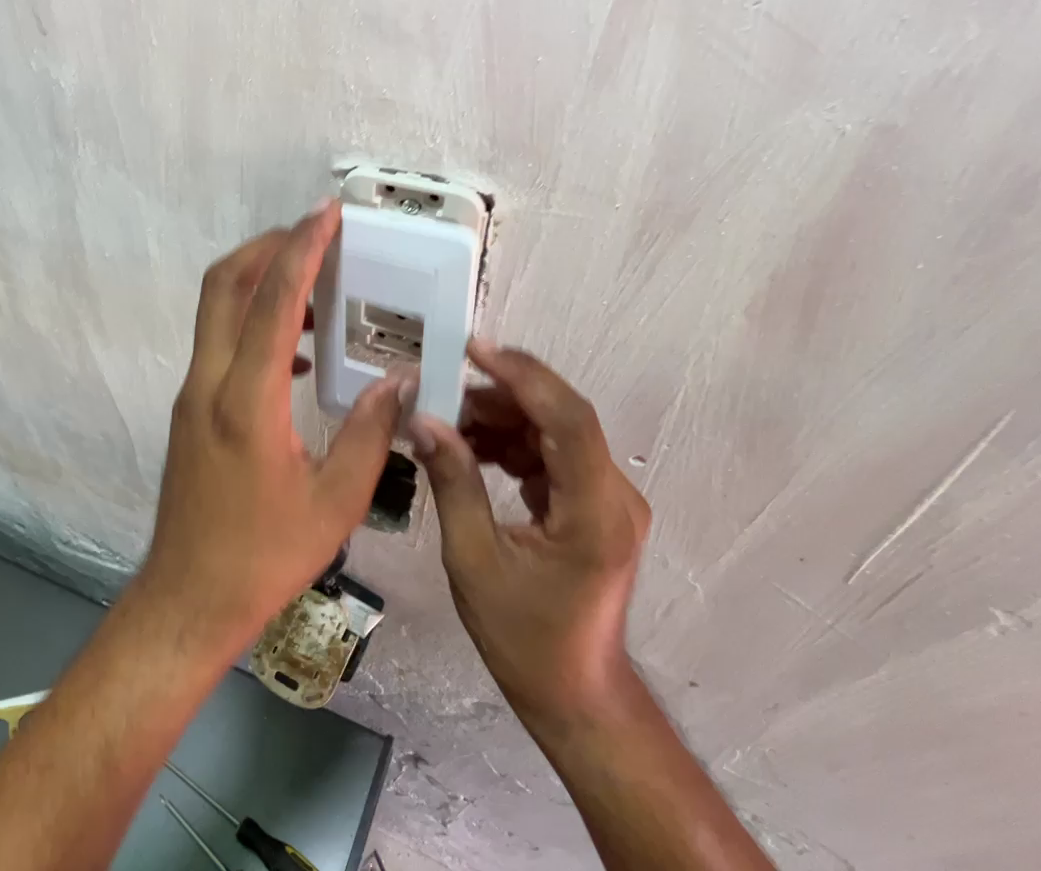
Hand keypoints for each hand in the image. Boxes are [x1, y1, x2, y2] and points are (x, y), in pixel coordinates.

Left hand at [141, 201, 406, 638]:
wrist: (190, 597)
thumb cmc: (265, 558)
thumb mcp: (337, 502)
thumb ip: (372, 433)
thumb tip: (400, 380)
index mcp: (246, 403)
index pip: (272, 302)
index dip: (302, 250)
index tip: (329, 214)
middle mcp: (207, 386)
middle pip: (223, 285)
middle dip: (268, 247)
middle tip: (318, 236)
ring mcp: (190, 398)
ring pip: (216, 312)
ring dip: (259, 284)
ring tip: (318, 287)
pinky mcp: (189, 414)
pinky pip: (218, 346)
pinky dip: (253, 326)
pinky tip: (299, 354)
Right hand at [409, 341, 650, 729]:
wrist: (573, 691)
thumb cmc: (522, 636)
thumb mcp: (473, 560)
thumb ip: (453, 484)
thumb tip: (424, 422)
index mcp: (595, 512)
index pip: (567, 420)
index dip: (522, 377)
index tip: (472, 350)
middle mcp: (615, 497)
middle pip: (562, 420)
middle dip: (501, 398)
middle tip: (441, 393)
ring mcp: (609, 503)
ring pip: (556, 436)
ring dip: (502, 422)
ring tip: (446, 424)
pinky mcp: (595, 510)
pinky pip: (553, 460)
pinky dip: (511, 448)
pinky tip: (469, 452)